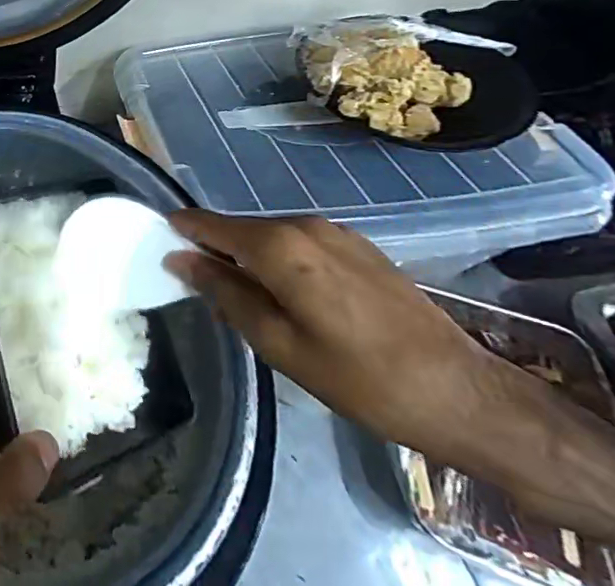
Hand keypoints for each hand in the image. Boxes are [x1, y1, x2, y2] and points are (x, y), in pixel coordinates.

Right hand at [164, 209, 499, 460]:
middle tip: (196, 282)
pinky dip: (281, 260)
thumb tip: (182, 259)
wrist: (455, 390)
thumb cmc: (357, 377)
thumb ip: (226, 293)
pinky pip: (302, 243)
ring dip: (250, 256)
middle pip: (244, 228)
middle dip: (216, 248)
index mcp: (282, 246)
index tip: (159, 236)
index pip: (215, 225)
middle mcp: (307, 225)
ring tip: (239, 294)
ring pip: (273, 235)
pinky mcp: (360, 246)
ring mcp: (338, 233)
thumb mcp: (279, 344)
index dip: (185, 229)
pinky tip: (285, 294)